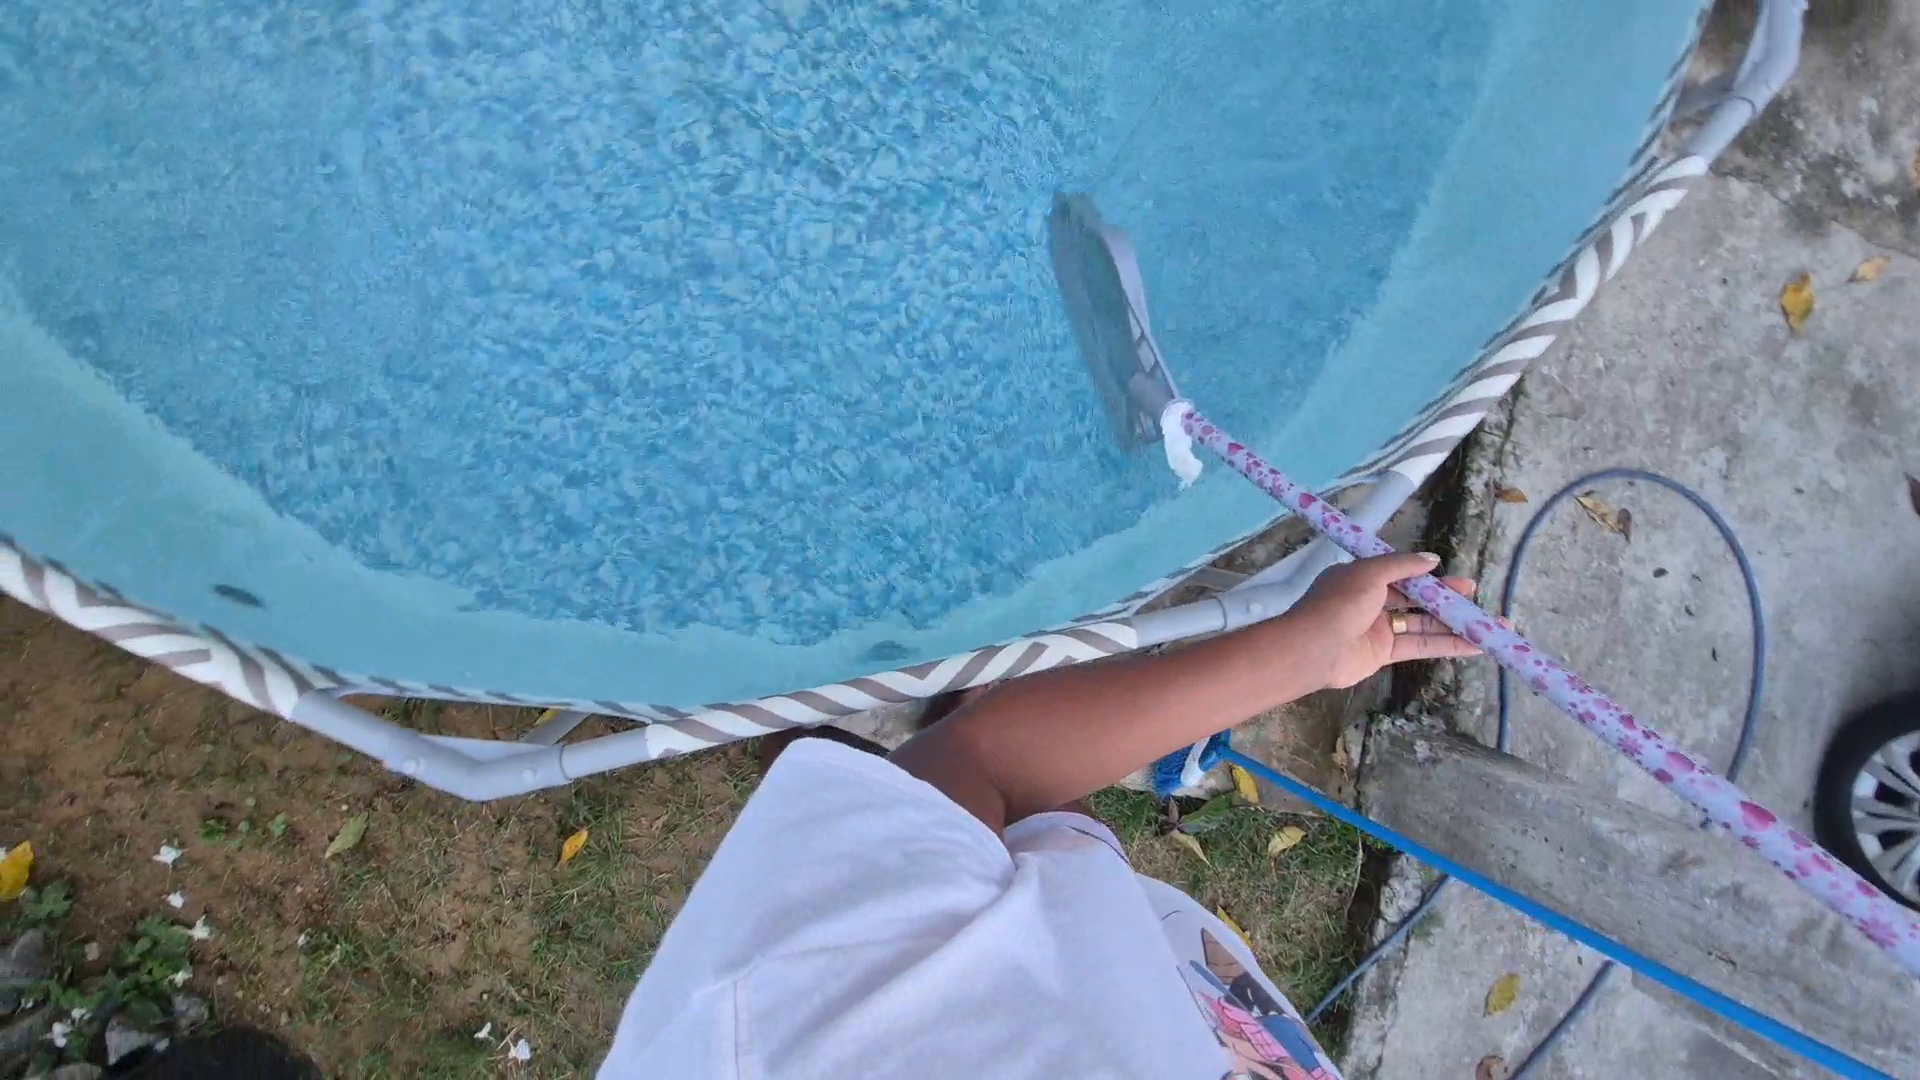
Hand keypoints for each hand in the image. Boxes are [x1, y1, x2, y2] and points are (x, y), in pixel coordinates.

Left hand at [1284, 552, 1483, 689]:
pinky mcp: (1382, 653)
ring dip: (1454, 625)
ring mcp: (1376, 628)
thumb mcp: (1369, 573)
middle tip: (1476, 600)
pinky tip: (1476, 645)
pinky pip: (1419, 646)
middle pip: (1415, 600)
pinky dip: (1446, 645)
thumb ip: (1401, 566)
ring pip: (1421, 624)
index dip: (1430, 578)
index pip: (1401, 575)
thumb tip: (1432, 559)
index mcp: (1361, 578)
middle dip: (1446, 600)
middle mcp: (1369, 602)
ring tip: (1491, 626)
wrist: (1314, 647)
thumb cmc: (1339, 604)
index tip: (1459, 580)